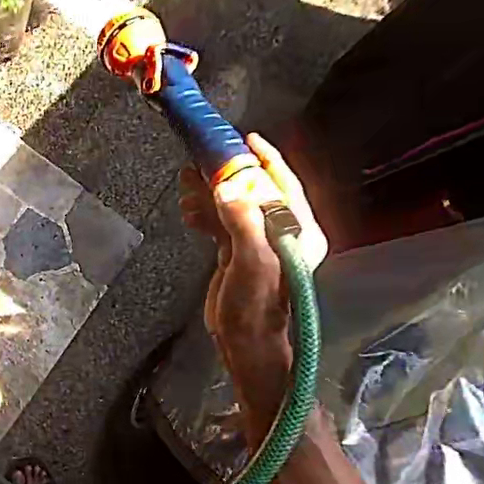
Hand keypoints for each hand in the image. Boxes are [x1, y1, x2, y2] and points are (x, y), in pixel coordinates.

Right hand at [179, 133, 326, 445]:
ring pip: (232, 205)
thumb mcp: (252, 264)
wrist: (245, 344)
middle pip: (253, 191)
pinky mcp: (237, 253)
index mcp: (297, 232)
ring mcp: (258, 243)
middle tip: (201, 161)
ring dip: (209, 194)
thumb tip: (228, 188)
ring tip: (186, 187)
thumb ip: (243, 224)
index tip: (247, 139)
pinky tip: (189, 213)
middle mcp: (281, 233)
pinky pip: (220, 222)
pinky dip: (204, 214)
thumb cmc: (256, 309)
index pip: (283, 186)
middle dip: (227, 175)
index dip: (266, 160)